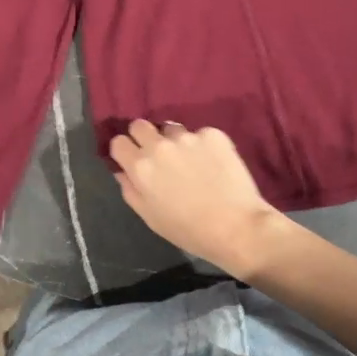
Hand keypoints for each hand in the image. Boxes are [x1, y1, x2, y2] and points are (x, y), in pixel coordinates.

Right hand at [109, 120, 292, 277]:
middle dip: (144, 137)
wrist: (238, 228)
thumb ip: (130, 189)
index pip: (118, 142)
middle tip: (158, 156)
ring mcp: (187, 136)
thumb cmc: (189, 230)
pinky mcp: (212, 134)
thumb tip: (122, 170)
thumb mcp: (150, 217)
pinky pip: (199, 134)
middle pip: (139, 125)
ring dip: (174, 141)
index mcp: (141, 167)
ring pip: (170, 128)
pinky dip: (202, 146)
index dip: (125, 151)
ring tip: (190, 161)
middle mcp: (159, 145)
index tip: (133, 160)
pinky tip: (212, 164)